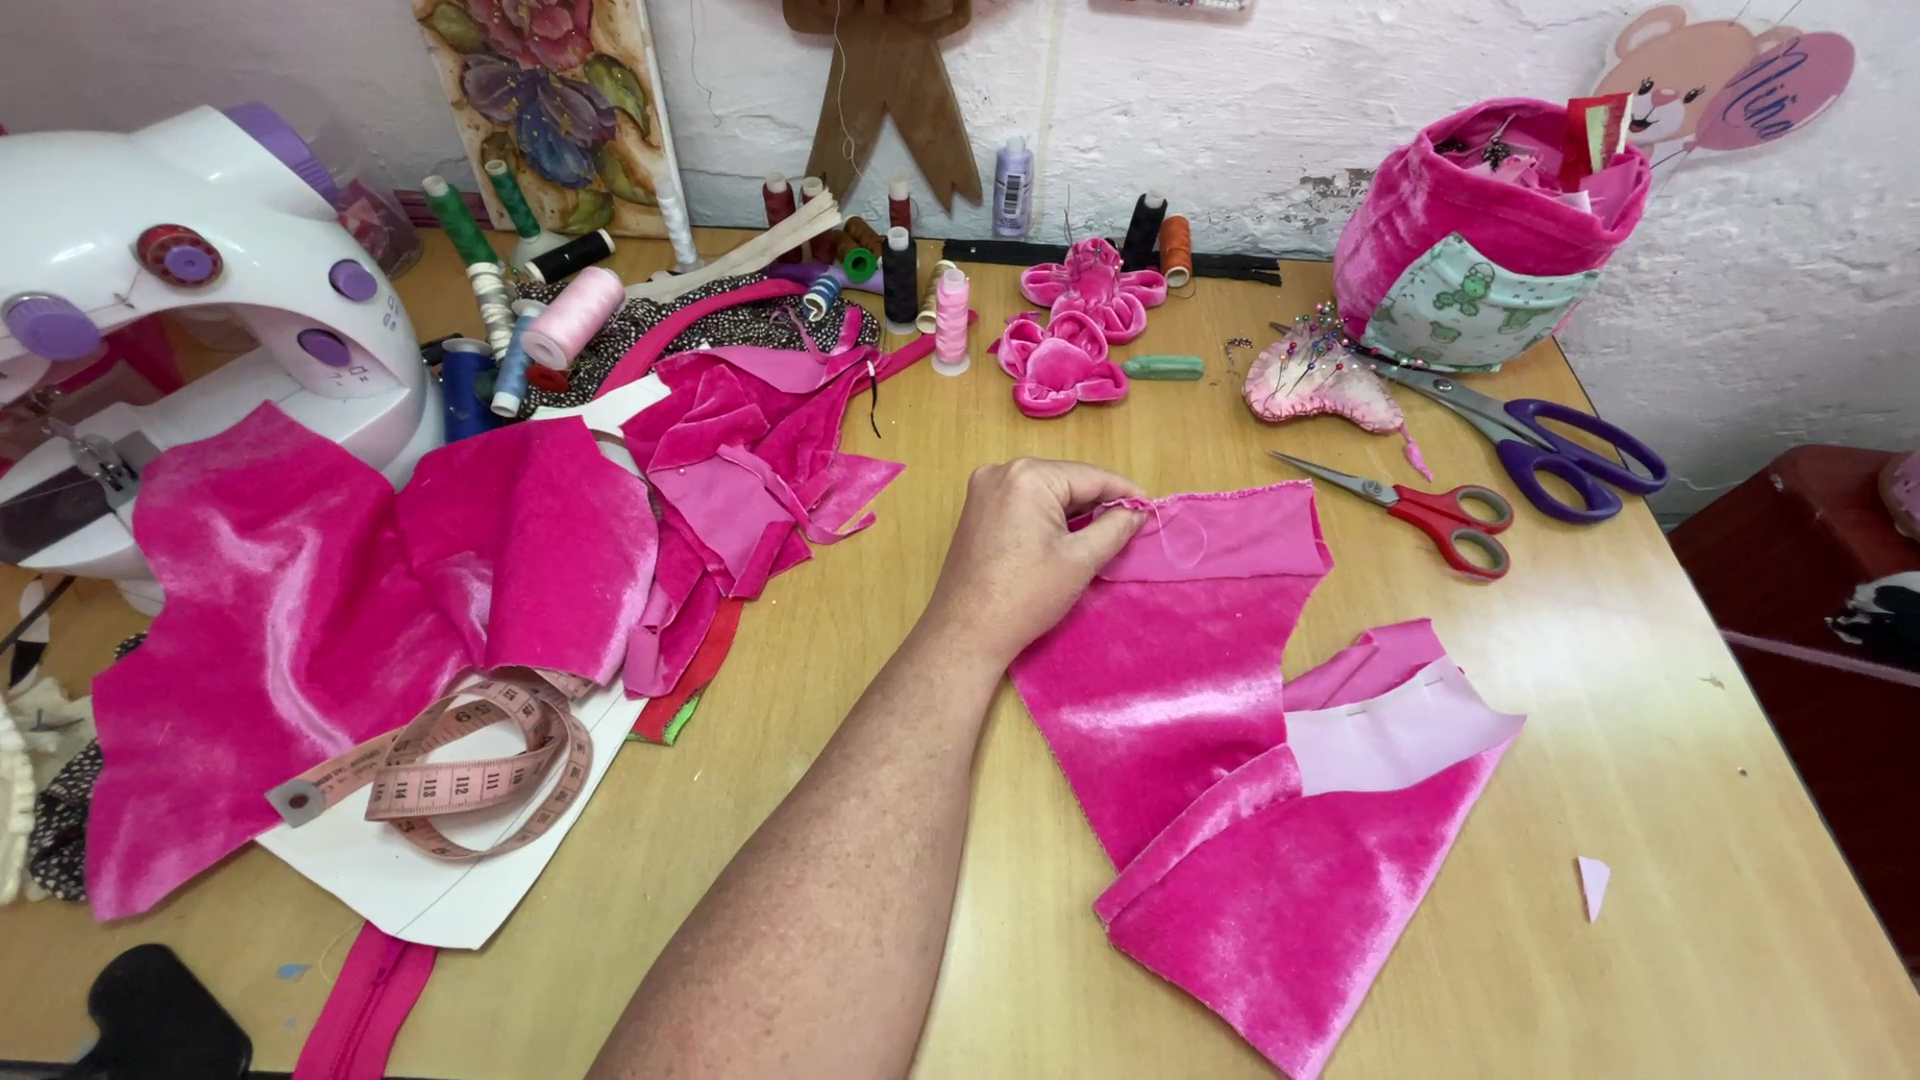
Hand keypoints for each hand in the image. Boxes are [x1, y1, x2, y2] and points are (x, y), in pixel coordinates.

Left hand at [918, 458, 1145, 668]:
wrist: (965, 631)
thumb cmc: (1025, 596)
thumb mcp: (1080, 560)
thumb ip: (1114, 528)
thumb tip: (1137, 511)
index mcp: (1027, 476)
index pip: (1090, 476)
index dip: (1125, 493)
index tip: (1151, 508)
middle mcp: (1000, 472)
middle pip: (1065, 480)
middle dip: (1098, 501)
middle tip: (1131, 524)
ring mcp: (983, 490)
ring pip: (1045, 492)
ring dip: (1074, 509)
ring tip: (1105, 531)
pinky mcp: (976, 510)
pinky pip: (1024, 503)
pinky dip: (1048, 516)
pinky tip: (1068, 534)